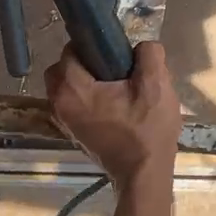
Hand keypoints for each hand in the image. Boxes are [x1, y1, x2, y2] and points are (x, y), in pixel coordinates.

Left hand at [45, 41, 180, 186]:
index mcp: (73, 89)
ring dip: (87, 79)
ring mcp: (62, 120)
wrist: (143, 173)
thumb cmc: (147, 129)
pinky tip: (115, 104)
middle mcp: (58, 103)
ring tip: (119, 86)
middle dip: (87, 61)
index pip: (71, 49)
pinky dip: (88, 96)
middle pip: (63, 68)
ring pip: (67, 86)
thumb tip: (143, 46)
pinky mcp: (72, 131)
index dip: (94, 43)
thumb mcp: (157, 86)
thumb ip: (150, 56)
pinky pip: (73, 102)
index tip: (118, 49)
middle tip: (118, 67)